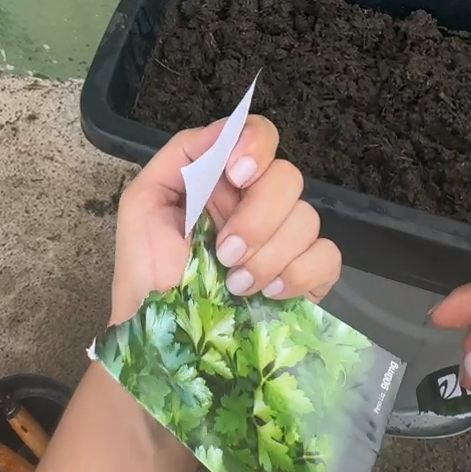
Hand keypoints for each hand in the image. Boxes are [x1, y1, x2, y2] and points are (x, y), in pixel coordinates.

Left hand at [109, 116, 340, 325]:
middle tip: (225, 252)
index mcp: (223, 179)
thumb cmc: (145, 272)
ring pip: (307, 218)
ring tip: (235, 284)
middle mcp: (258, 202)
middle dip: (257, 216)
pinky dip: (301, 273)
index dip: (257, 146)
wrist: (161, 342)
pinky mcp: (307, 278)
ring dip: (269, 253)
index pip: (260, 136)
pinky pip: (327, 257)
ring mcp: (285, 240)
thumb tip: (226, 129)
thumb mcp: (144, 202)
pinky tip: (271, 293)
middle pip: (288, 177)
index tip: (236, 176)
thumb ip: (181, 155)